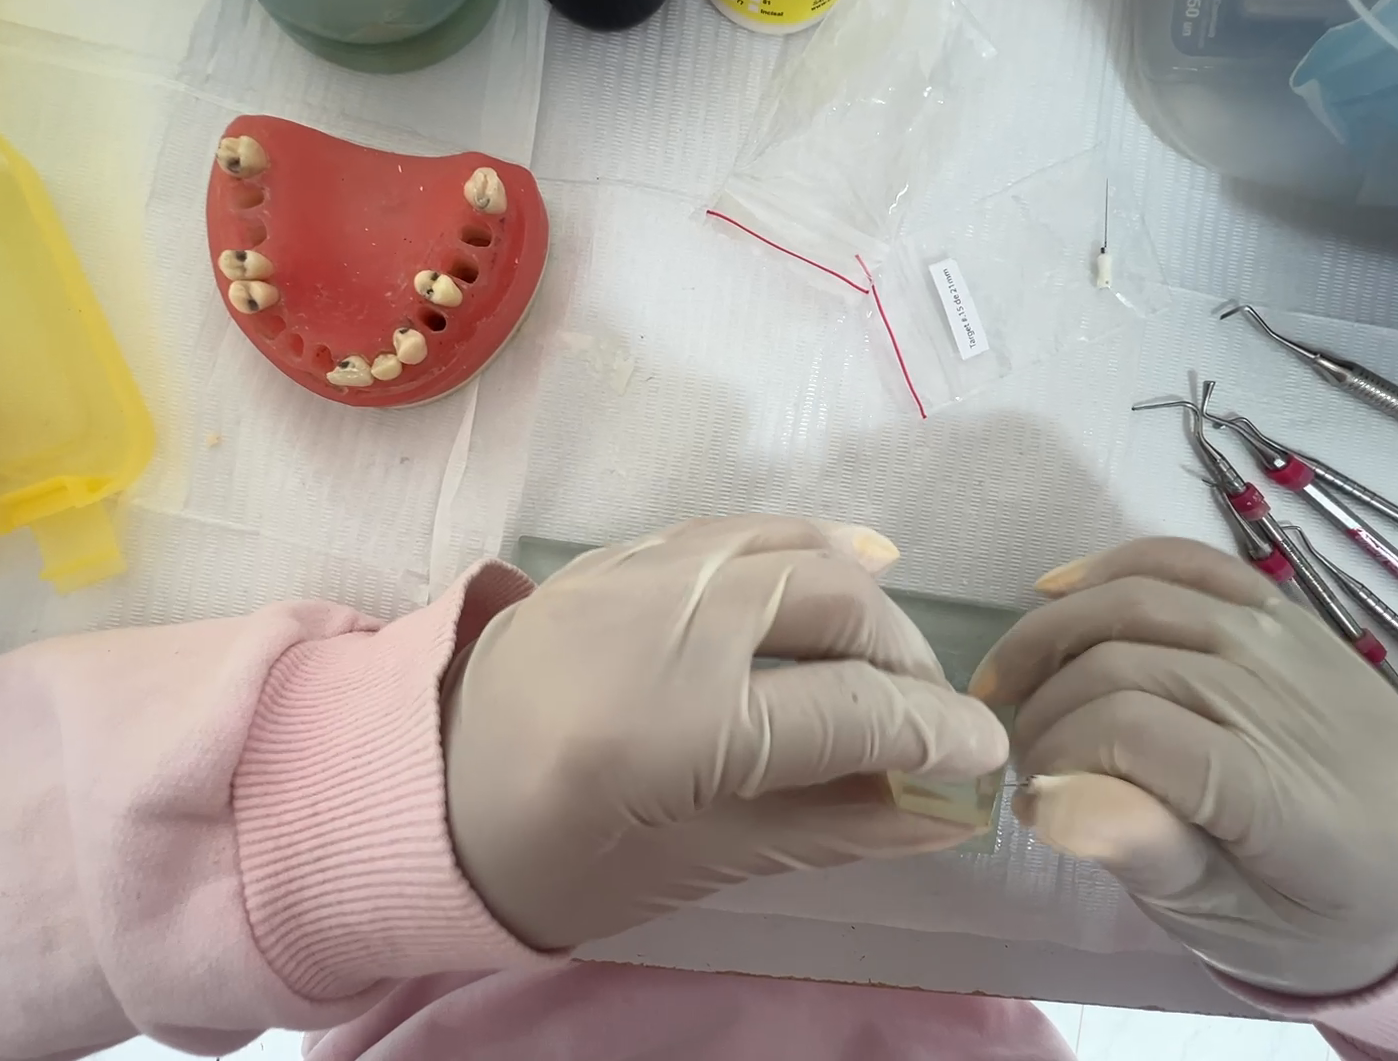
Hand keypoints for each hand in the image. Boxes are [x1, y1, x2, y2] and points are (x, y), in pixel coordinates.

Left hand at [444, 516, 1009, 950]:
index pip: (848, 712)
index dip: (934, 736)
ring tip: (885, 648)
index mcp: (671, 726)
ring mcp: (635, 571)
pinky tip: (835, 565)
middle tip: (924, 713)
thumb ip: (822, 829)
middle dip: (904, 658)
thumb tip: (937, 812)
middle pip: (832, 604)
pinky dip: (798, 545)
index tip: (983, 756)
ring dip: (860, 594)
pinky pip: (731, 529)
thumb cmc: (545, 858)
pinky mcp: (617, 554)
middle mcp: (661, 622)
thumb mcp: (687, 868)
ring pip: (790, 548)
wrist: (414, 786)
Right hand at [971, 537, 1397, 995]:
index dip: (1058, 751)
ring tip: (1012, 675)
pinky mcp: (1281, 608)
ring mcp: (1291, 639)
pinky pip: (1184, 560)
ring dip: (1051, 632)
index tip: (1032, 794)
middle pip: (1122, 661)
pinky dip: (1108, 565)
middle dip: (1043, 704)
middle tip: (1019, 748)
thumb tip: (1042, 800)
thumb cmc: (1305, 908)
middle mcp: (1293, 698)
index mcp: (1286, 796)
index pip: (1131, 731)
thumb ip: (1141, 854)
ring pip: (1138, 598)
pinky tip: (1057, 590)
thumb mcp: (1224, 917)